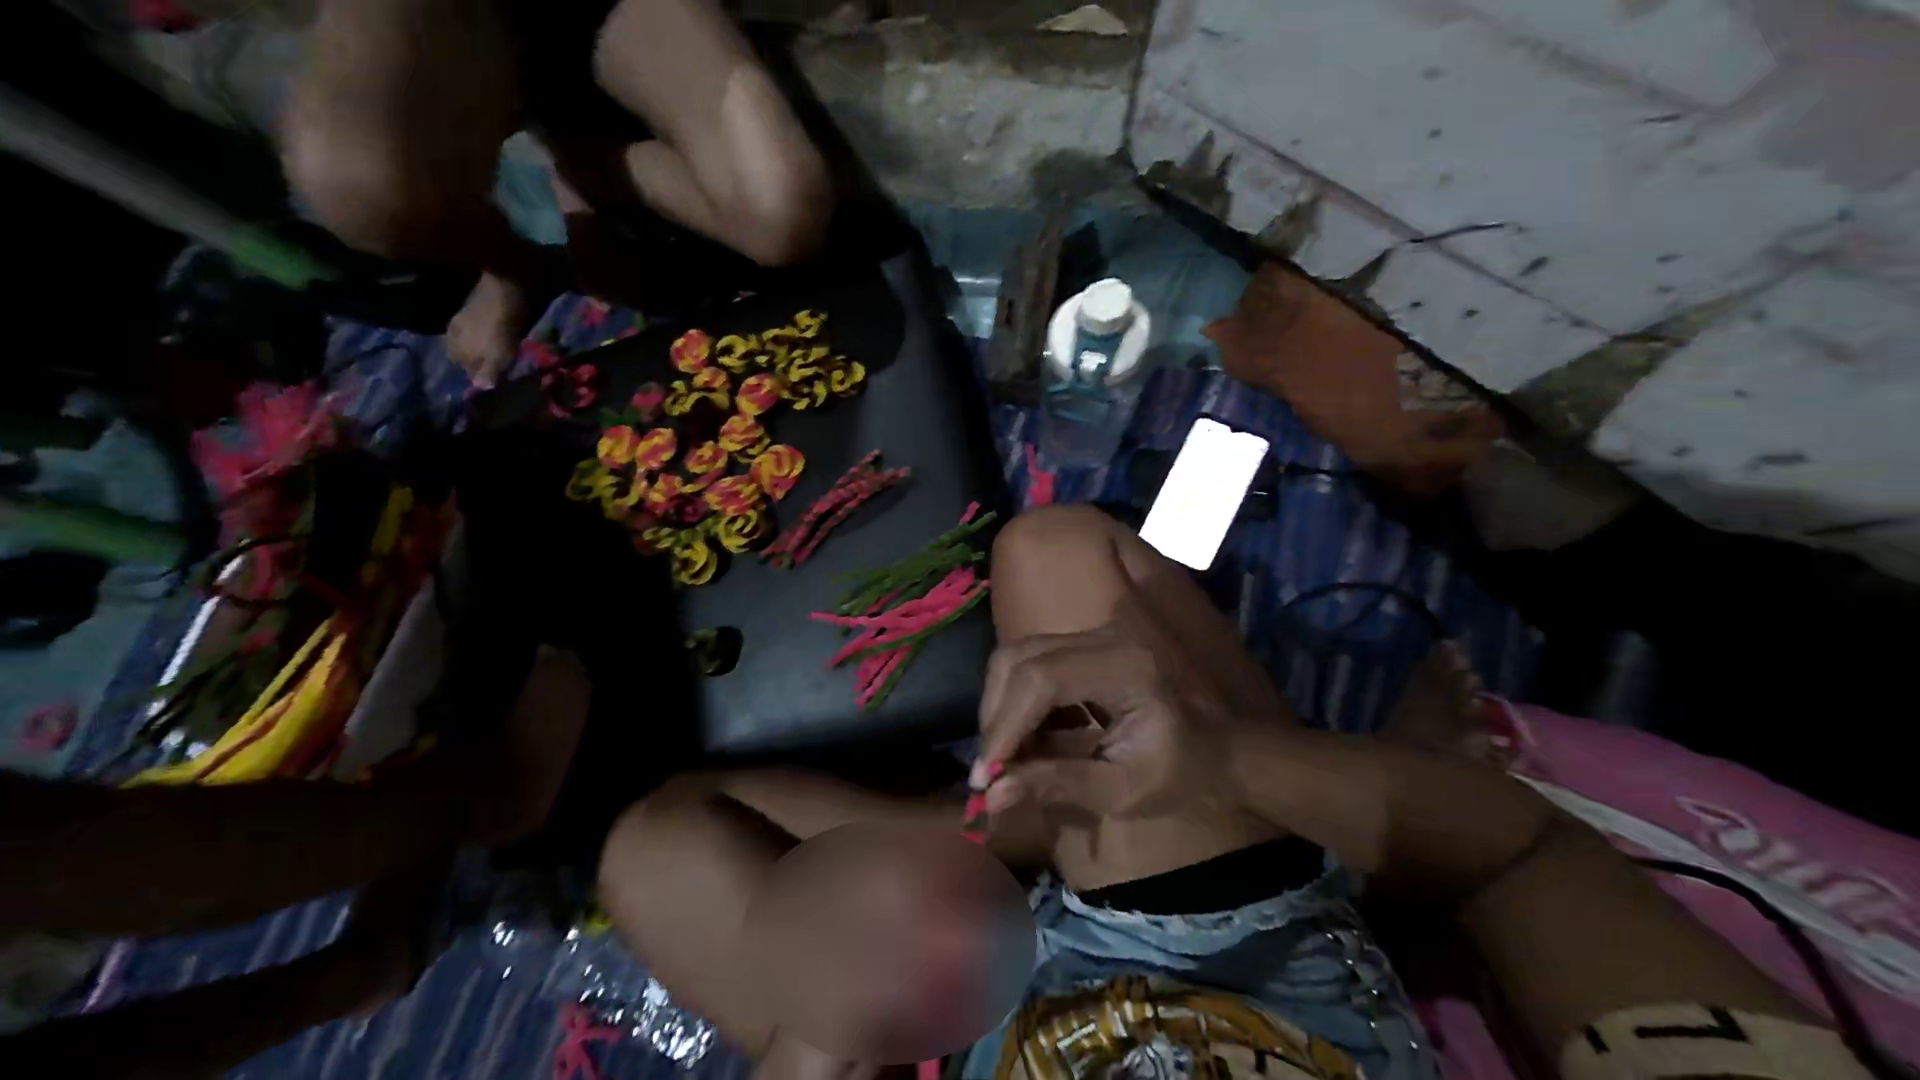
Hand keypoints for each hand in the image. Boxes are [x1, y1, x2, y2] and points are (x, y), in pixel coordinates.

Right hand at [972, 597, 1245, 819]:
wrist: (1220, 742)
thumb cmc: (1183, 771)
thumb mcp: (1124, 790)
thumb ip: (1058, 785)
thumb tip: (992, 795)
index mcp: (1126, 665)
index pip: (1042, 679)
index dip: (1005, 725)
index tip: (986, 778)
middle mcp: (1104, 634)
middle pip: (1019, 659)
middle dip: (995, 718)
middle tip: (991, 772)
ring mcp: (1092, 631)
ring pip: (1017, 656)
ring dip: (1000, 708)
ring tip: (1006, 758)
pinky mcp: (1082, 641)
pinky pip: (1030, 661)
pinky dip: (1015, 701)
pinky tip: (1025, 739)